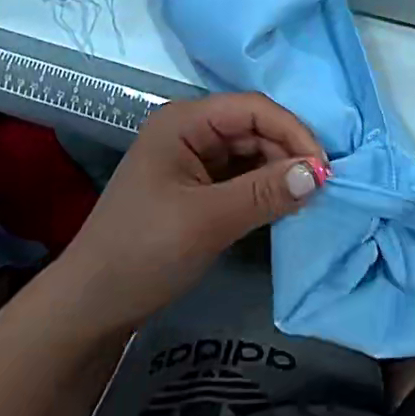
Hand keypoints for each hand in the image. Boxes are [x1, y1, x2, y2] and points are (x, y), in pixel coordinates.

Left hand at [52, 94, 328, 332]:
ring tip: (307, 197)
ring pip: (249, 151)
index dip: (291, 130)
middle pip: (252, 127)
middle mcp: (189, 130)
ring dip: (278, 170)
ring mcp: (191, 158)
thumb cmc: (143, 251)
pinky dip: (263, 187)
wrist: (91, 306)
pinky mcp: (195, 186)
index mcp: (184, 121)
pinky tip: (282, 204)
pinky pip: (239, 175)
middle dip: (287, 152)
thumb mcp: (207, 221)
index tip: (324, 167)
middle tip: (320, 188)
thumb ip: (264, 193)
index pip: (251, 109)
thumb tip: (320, 172)